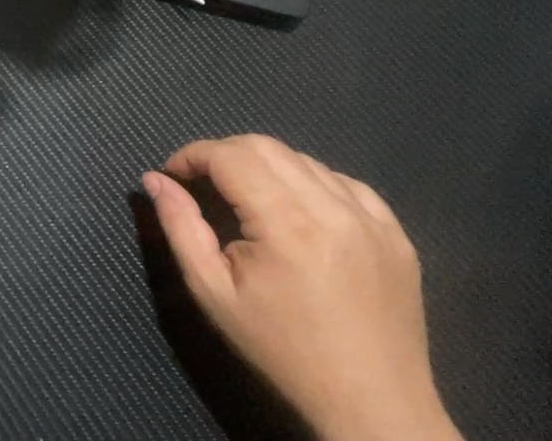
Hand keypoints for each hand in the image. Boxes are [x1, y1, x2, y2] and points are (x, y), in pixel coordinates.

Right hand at [144, 136, 459, 440]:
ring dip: (265, 167)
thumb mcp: (211, 291)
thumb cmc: (280, 349)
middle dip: (223, 154)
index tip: (173, 177)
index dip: (191, 156)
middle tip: (203, 185)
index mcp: (287, 224)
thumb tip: (155, 179)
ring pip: (304, 160)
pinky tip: (297, 212)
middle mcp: (335, 209)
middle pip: (265, 146)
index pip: (229, 155)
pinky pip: (345, 183)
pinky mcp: (396, 234)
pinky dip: (310, 182)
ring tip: (248, 201)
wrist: (372, 405)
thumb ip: (179, 226)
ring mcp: (374, 220)